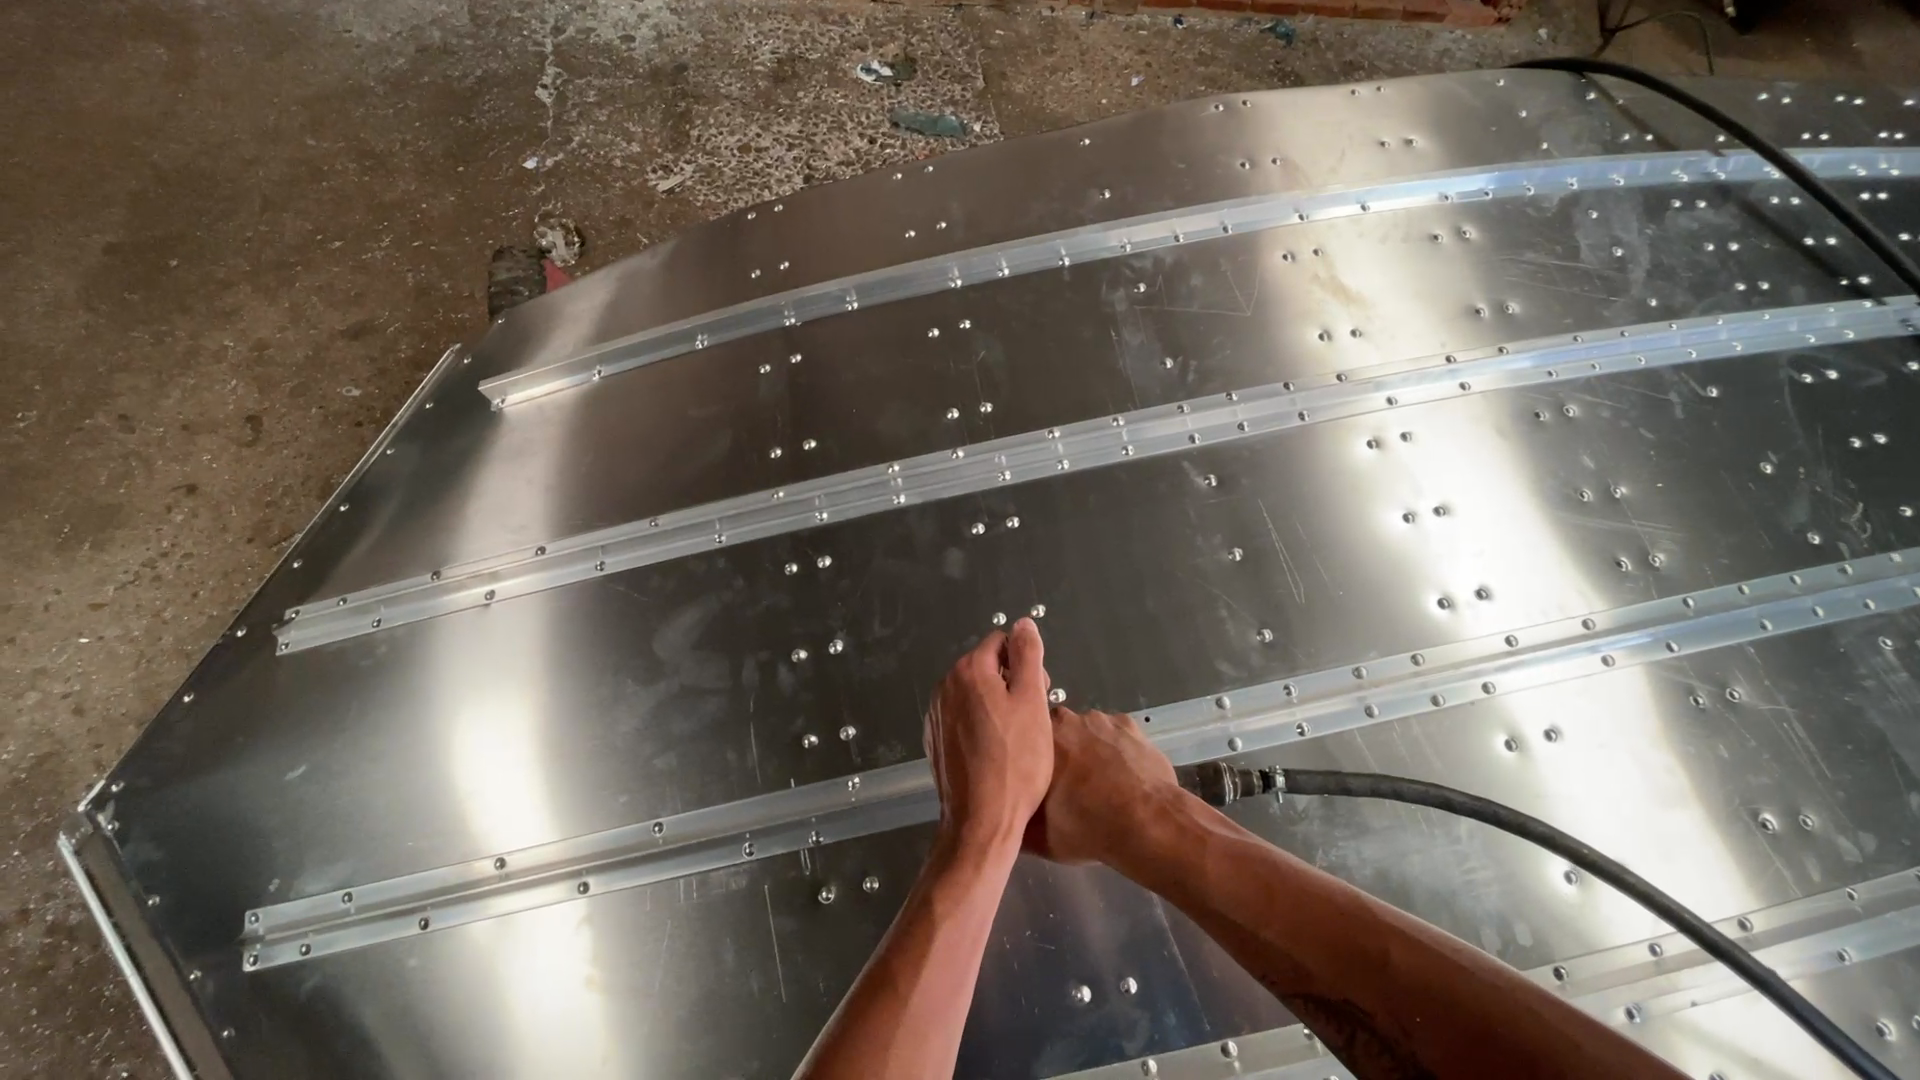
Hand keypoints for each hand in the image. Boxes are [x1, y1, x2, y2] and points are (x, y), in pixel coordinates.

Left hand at [924, 618, 1053, 850]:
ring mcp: (936, 716)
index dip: (1026, 663)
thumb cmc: (1016, 761)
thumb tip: (1023, 623)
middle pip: (987, 667)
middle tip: (1033, 720)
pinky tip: (996, 753)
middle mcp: (945, 687)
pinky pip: (964, 720)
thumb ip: (1028, 655)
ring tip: (1017, 740)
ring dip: (997, 706)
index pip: (1002, 643)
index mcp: (968, 670)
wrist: (982, 821)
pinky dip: (981, 727)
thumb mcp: (1033, 701)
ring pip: (975, 695)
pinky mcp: (935, 742)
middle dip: (1012, 684)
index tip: (1039, 693)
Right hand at [1026, 706, 1179, 864]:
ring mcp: (1102, 719)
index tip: (1035, 779)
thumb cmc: (1087, 827)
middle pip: (1056, 732)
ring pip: (1087, 731)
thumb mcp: (1038, 838)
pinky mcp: (1131, 725)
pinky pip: (1115, 734)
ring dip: (1089, 748)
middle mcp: (1067, 719)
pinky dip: (1116, 748)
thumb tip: (1004, 820)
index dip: (1029, 759)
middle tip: (1066, 782)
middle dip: (1060, 751)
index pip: (1024, 740)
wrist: (1148, 825)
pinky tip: (1123, 773)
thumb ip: (1018, 822)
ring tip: (1099, 781)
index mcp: (1038, 739)